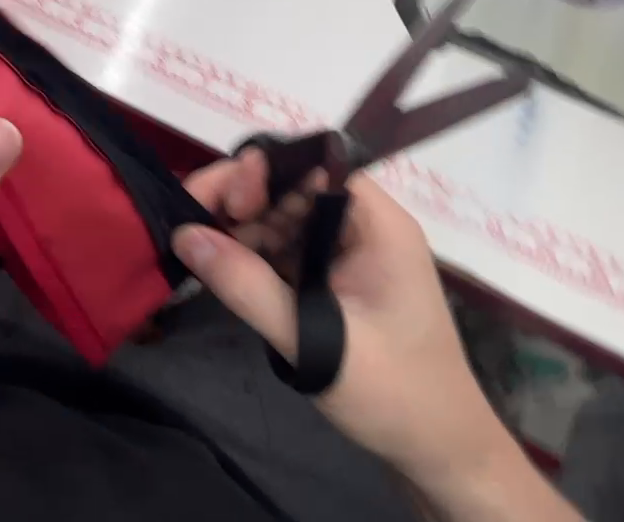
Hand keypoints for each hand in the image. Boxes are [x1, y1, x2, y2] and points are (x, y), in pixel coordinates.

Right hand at [172, 171, 517, 492]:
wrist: (439, 455)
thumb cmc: (396, 395)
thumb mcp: (316, 342)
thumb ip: (248, 286)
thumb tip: (183, 235)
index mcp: (376, 226)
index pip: (311, 167)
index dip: (261, 174)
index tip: (218, 204)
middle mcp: (358, 226)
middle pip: (285, 186)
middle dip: (236, 200)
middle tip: (190, 228)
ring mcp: (340, 250)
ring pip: (274, 215)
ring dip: (233, 227)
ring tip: (197, 252)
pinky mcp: (323, 274)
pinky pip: (275, 245)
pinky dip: (244, 252)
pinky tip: (216, 267)